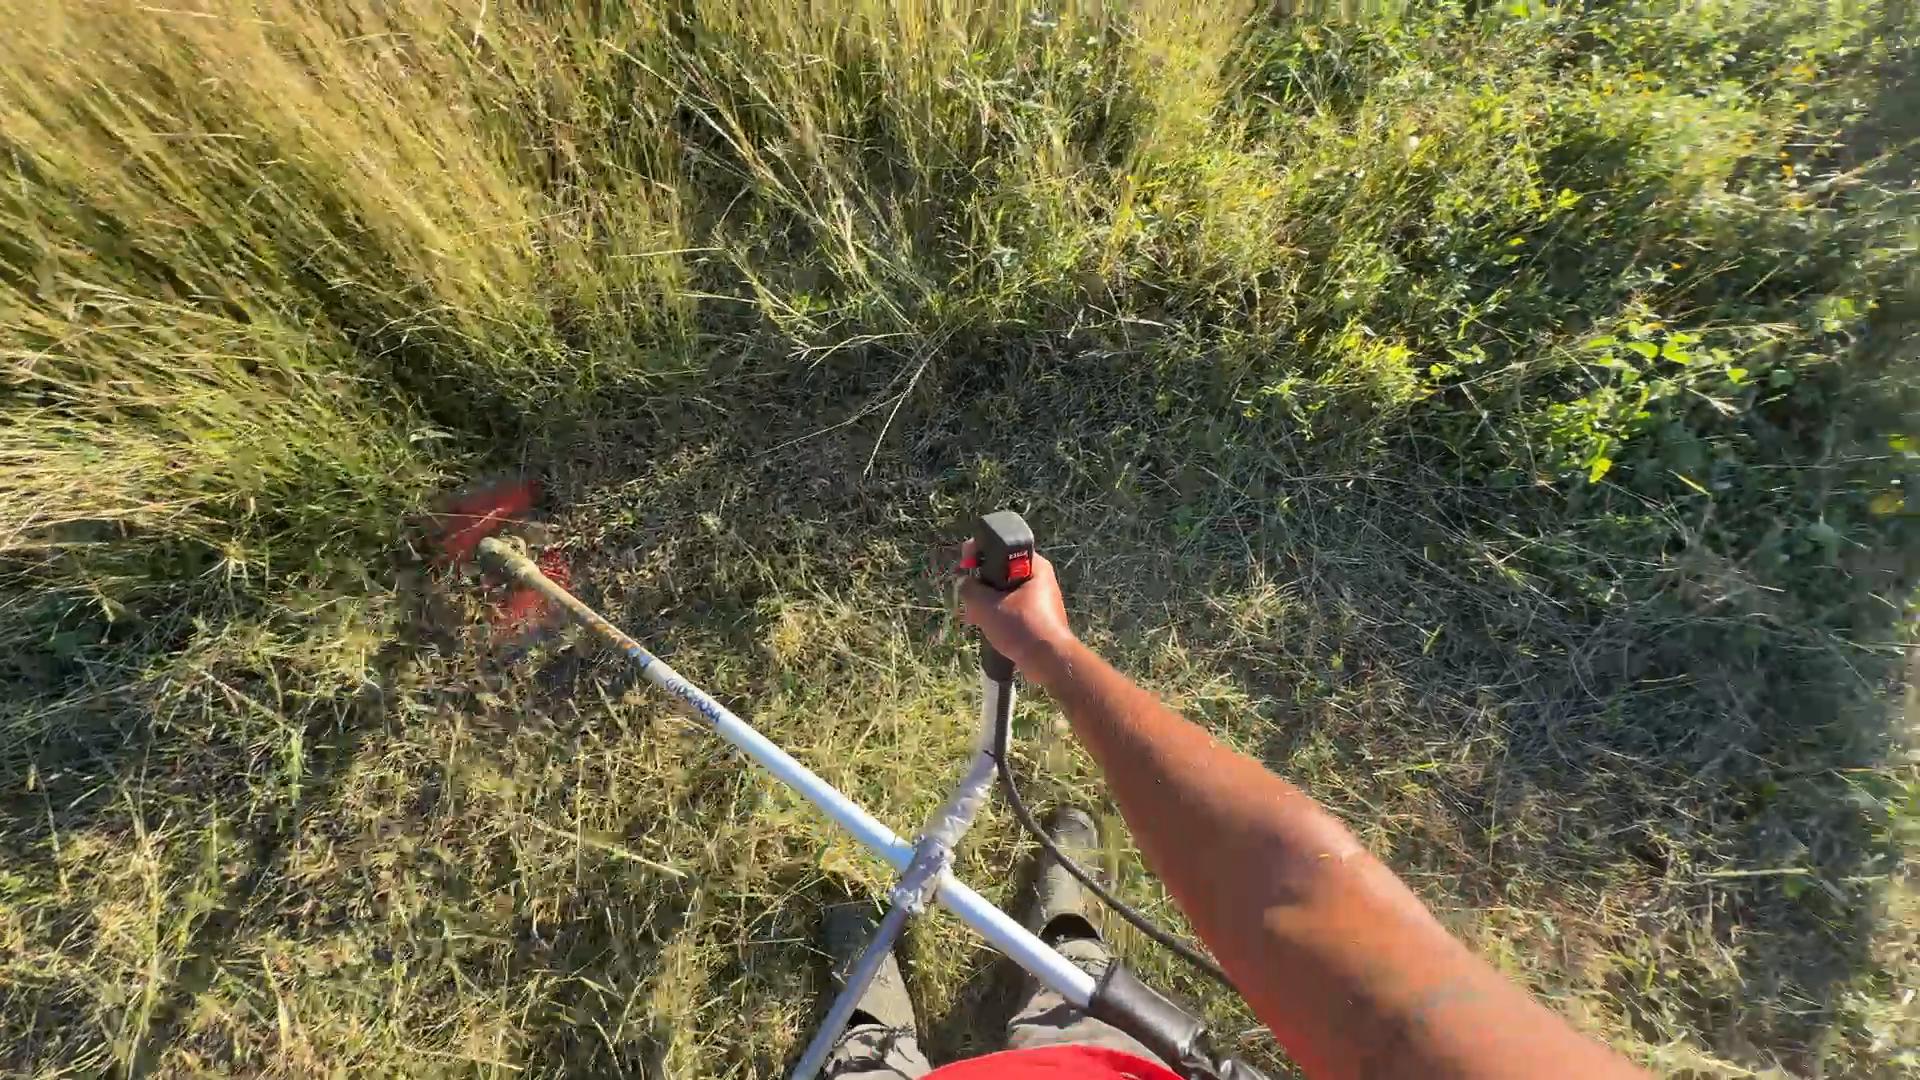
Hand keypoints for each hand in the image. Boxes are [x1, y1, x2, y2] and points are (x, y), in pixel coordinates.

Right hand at [957, 538, 1078, 680]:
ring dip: (986, 602)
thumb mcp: (986, 605)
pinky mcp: (1037, 618)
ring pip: (1004, 593)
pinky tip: (984, 626)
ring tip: (972, 615)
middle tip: (966, 593)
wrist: (1047, 661)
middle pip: (1002, 573)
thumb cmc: (1020, 626)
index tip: (965, 561)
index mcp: (1035, 566)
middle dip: (980, 584)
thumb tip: (963, 582)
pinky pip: (1011, 609)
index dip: (980, 553)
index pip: (1004, 549)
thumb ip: (970, 589)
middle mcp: (1040, 579)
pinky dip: (997, 614)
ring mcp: (1039, 600)